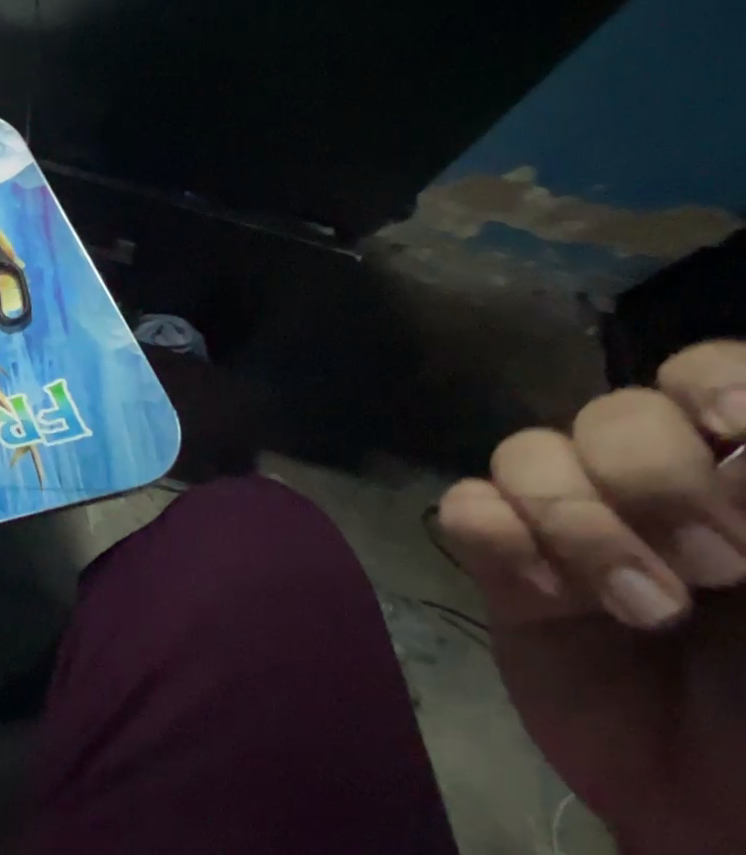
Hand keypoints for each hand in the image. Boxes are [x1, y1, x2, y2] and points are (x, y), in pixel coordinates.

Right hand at [438, 341, 745, 851]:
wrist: (731, 818)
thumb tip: (733, 443)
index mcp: (741, 477)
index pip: (706, 372)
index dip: (712, 382)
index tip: (735, 433)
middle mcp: (652, 487)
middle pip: (610, 411)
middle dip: (651, 478)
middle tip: (717, 564)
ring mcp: (567, 527)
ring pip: (524, 453)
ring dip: (578, 524)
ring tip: (643, 609)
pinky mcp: (503, 570)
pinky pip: (465, 511)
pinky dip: (503, 543)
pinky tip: (550, 598)